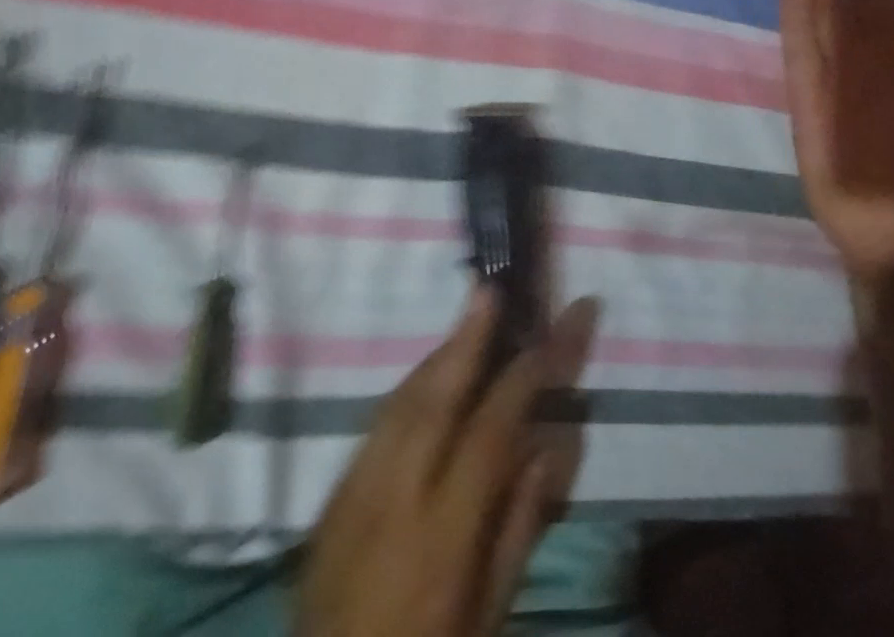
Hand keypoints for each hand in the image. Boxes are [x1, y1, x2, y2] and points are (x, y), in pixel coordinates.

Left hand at [297, 290, 596, 636]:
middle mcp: (394, 496)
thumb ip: (518, 529)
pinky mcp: (333, 495)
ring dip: (438, 355)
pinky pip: (376, 425)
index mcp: (444, 532)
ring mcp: (354, 490)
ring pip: (399, 403)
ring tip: (469, 317)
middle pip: (435, 398)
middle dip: (467, 338)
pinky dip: (408, 389)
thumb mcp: (489, 614)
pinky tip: (429, 375)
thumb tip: (548, 449)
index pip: (493, 430)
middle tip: (491, 289)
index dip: (530, 372)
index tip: (559, 327)